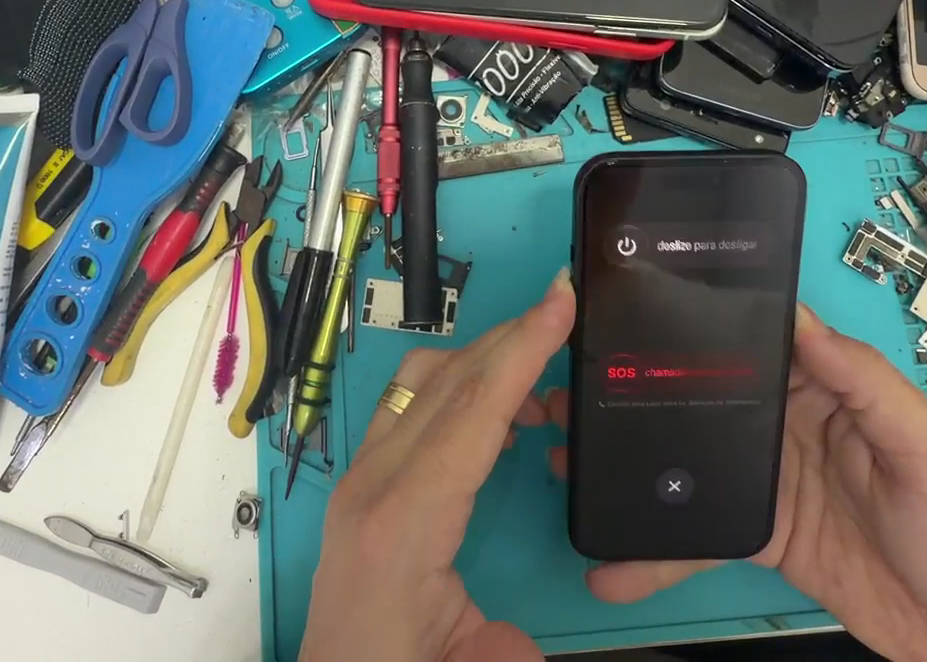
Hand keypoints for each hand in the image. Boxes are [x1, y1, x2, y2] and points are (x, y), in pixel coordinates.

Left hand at [300, 272, 574, 661]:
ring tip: (542, 380)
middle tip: (562, 310)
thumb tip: (525, 628)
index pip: (472, 409)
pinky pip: (413, 404)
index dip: (521, 349)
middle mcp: (374, 480)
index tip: (558, 300)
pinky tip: (500, 417)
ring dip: (485, 360)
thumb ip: (507, 649)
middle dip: (511, 335)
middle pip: (449, 379)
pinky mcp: (366, 476)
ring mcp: (364, 473)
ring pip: (424, 379)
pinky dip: (461, 388)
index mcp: (401, 521)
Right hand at [549, 307, 926, 661]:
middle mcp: (790, 426)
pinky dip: (658, 550)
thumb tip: (800, 317)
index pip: (746, 345)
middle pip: (700, 401)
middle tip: (572, 399)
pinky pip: (701, 535)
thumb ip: (864, 383)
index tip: (625, 326)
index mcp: (827, 389)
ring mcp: (773, 483)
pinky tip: (618, 561)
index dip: (688, 331)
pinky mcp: (768, 536)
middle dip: (637, 397)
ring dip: (634, 468)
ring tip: (572, 466)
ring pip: (688, 463)